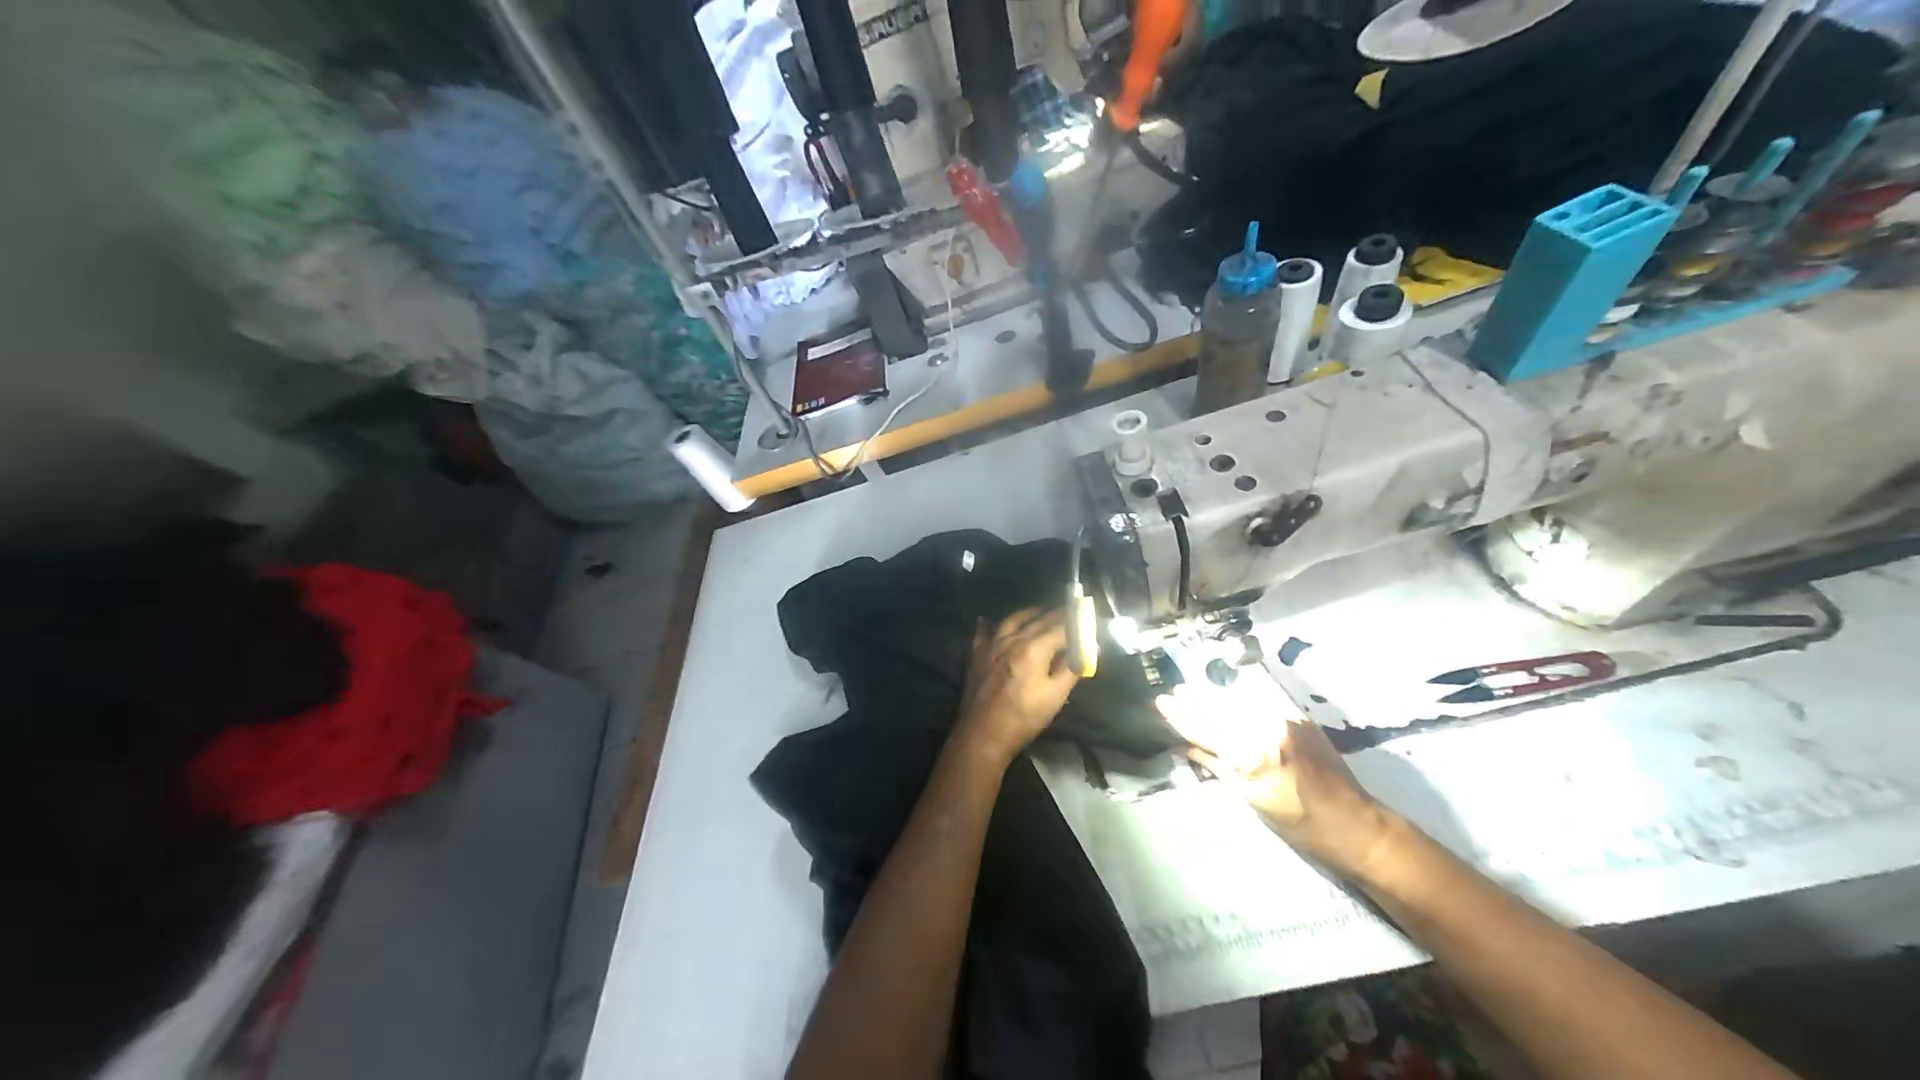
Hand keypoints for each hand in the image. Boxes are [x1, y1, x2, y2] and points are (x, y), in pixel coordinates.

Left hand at [955, 608, 1079, 763]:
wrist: (982, 735)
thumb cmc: (1023, 717)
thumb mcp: (1055, 696)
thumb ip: (1071, 669)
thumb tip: (1085, 651)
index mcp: (1033, 648)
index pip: (1060, 629)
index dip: (1076, 626)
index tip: (1088, 621)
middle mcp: (1012, 640)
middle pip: (1038, 621)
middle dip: (1056, 614)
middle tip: (1070, 610)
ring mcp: (991, 647)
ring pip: (1011, 621)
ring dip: (1028, 613)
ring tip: (1039, 610)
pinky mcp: (976, 657)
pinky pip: (983, 634)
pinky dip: (987, 626)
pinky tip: (985, 621)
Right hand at [1157, 683, 1396, 878]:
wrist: (1352, 822)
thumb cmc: (1297, 823)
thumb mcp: (1249, 799)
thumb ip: (1216, 766)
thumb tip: (1184, 749)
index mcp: (1250, 756)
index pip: (1205, 730)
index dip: (1181, 716)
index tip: (1161, 702)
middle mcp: (1265, 730)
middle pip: (1219, 710)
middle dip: (1194, 701)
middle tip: (1173, 693)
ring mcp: (1284, 720)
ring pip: (1238, 702)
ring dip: (1214, 698)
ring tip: (1192, 691)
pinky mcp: (1298, 717)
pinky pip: (1260, 703)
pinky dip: (1240, 702)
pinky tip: (1227, 697)